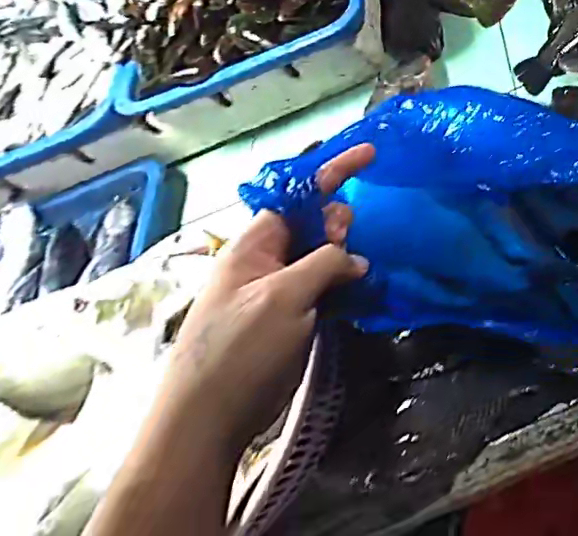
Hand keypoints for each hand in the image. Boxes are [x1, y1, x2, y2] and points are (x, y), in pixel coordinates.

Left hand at [162, 143, 372, 453]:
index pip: (300, 193)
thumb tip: (357, 259)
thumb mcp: (284, 298)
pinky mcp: (292, 316)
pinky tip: (359, 286)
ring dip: (344, 254)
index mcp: (256, 242)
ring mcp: (280, 288)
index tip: (371, 153)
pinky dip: (343, 279)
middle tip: (346, 250)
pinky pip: (324, 283)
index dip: (336, 170)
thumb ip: (325, 264)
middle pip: (315, 220)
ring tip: (353, 273)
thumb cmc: (239, 351)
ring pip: (323, 253)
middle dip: (338, 222)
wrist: (207, 425)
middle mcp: (268, 258)